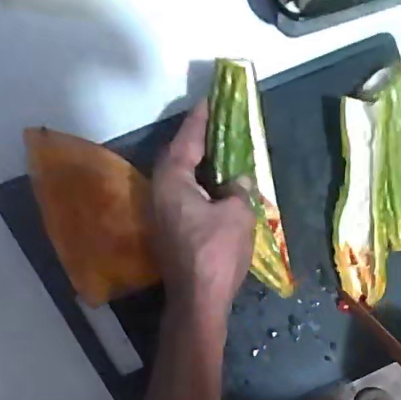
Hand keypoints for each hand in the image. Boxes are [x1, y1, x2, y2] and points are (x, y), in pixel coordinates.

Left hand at [148, 101, 254, 316]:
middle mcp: (161, 192)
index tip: (209, 100)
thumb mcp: (237, 214)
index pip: (187, 140)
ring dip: (202, 169)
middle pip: (180, 159)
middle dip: (199, 143)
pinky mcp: (173, 233)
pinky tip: (220, 191)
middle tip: (218, 126)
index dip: (201, 120)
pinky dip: (203, 190)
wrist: (199, 299)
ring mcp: (164, 215)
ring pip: (184, 181)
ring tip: (222, 156)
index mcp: (172, 180)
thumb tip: (239, 180)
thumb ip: (238, 190)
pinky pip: (188, 199)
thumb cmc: (216, 252)